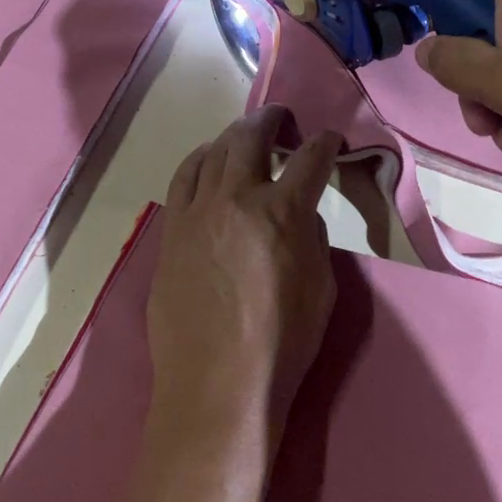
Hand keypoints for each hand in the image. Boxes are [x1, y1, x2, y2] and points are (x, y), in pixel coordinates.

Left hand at [148, 105, 342, 437]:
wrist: (217, 383)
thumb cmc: (282, 344)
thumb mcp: (322, 290)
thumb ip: (312, 240)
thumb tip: (298, 214)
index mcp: (283, 213)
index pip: (310, 160)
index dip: (324, 144)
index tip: (329, 139)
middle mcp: (236, 199)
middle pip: (250, 139)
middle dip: (270, 120)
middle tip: (280, 119)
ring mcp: (196, 212)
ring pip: (212, 153)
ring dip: (231, 137)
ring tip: (242, 136)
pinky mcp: (171, 231)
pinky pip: (182, 180)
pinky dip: (198, 161)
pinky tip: (205, 162)